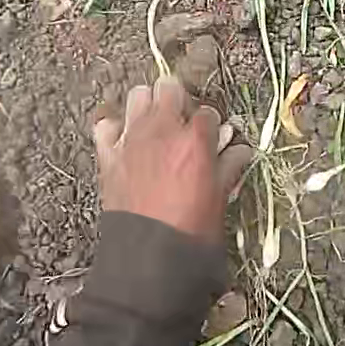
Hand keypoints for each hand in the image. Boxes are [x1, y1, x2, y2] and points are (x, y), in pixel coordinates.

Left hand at [93, 77, 253, 240]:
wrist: (148, 258)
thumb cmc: (190, 230)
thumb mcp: (220, 196)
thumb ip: (229, 166)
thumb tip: (238, 151)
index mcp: (195, 139)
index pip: (208, 111)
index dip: (211, 123)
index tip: (212, 137)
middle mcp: (162, 130)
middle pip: (170, 87)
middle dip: (179, 100)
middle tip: (183, 122)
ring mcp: (132, 139)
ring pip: (138, 94)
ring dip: (149, 104)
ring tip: (156, 125)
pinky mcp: (108, 154)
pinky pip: (106, 123)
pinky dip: (116, 126)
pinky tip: (127, 138)